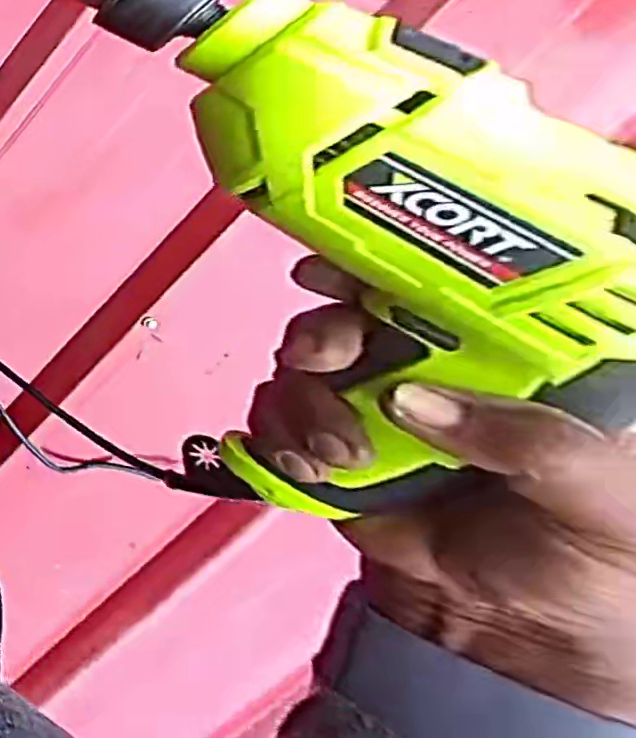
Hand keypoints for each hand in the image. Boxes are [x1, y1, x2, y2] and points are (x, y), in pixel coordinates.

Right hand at [250, 257, 635, 720]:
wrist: (495, 615)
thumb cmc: (581, 561)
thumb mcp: (607, 509)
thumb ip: (538, 448)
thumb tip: (422, 402)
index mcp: (520, 366)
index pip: (460, 287)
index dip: (403, 259)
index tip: (358, 262)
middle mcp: (435, 365)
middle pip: (356, 310)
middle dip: (326, 330)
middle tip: (322, 358)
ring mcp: (369, 392)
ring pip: (303, 356)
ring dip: (304, 401)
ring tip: (337, 452)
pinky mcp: (319, 420)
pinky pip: (273, 403)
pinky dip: (279, 431)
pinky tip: (311, 465)